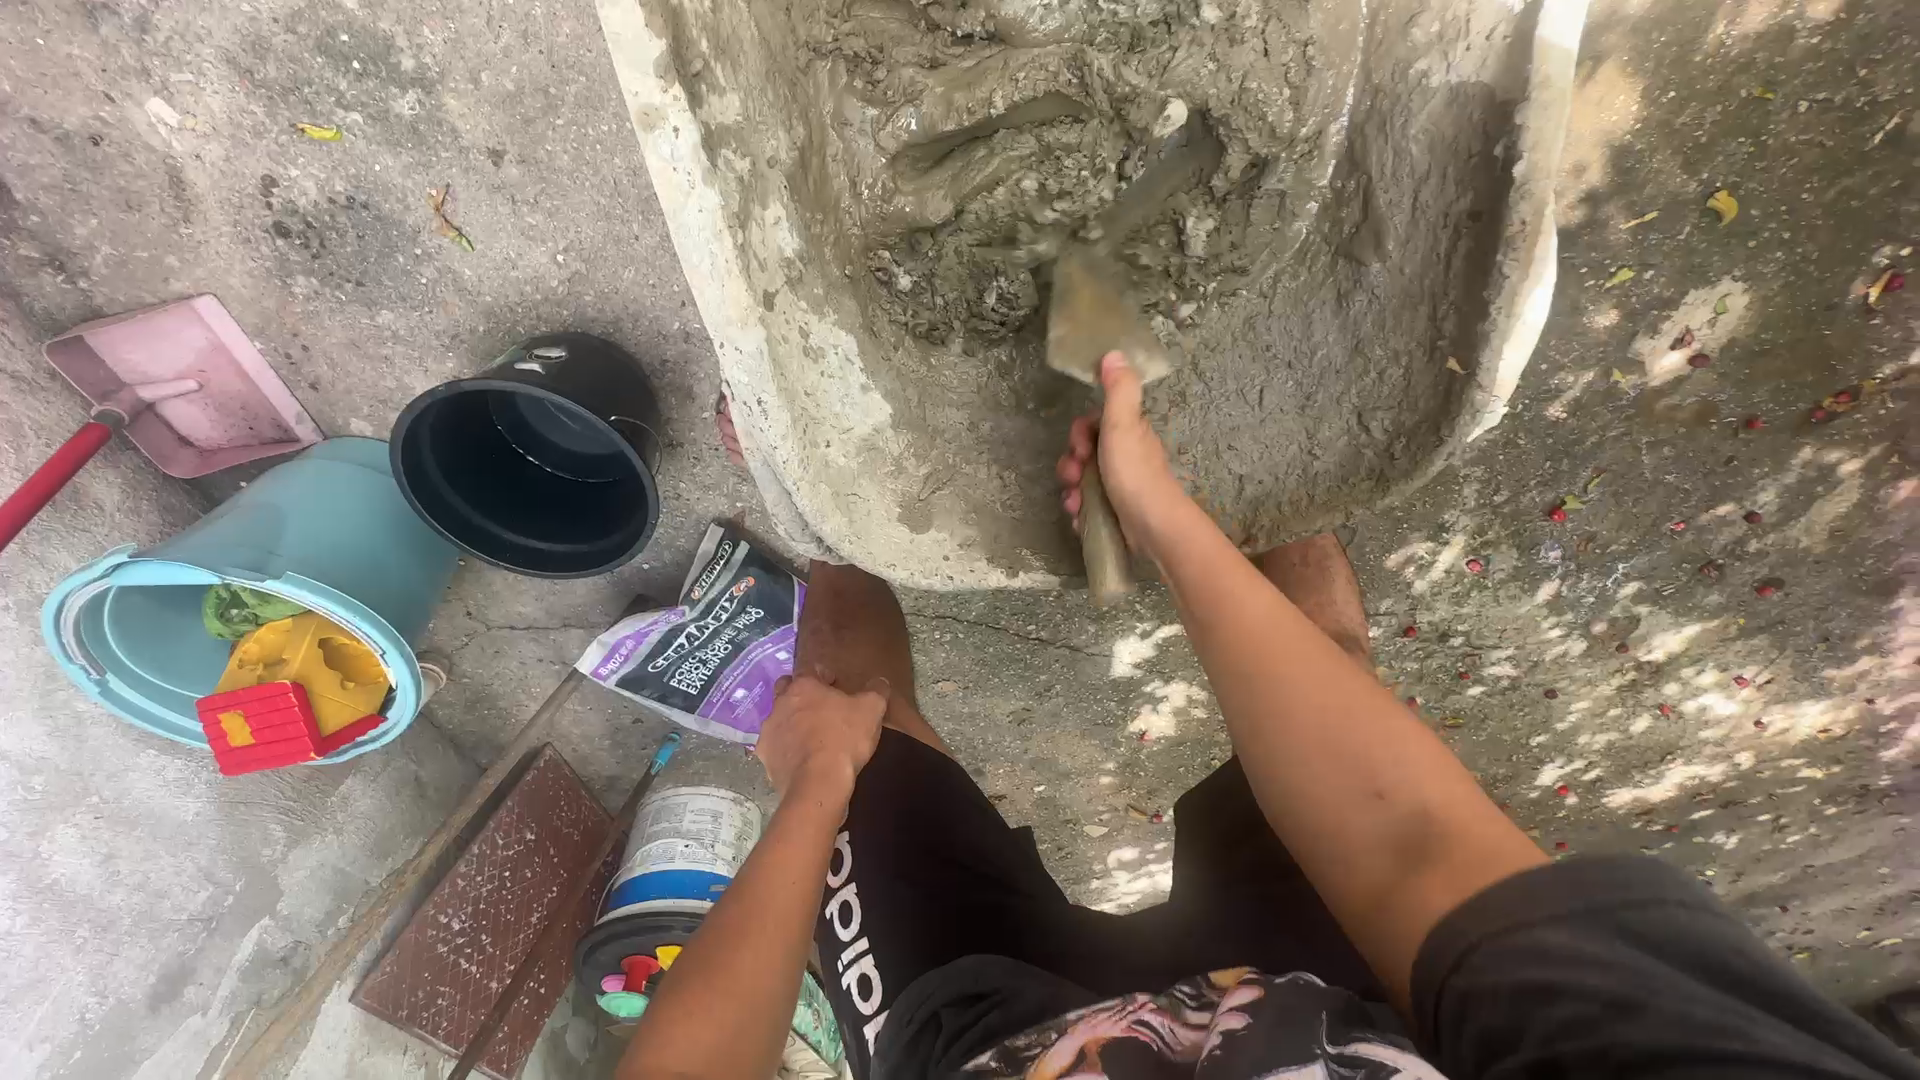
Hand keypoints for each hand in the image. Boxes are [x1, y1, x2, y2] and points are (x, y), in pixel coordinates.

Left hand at [754, 673, 886, 800]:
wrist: (817, 782)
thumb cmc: (844, 738)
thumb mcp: (871, 710)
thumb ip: (876, 691)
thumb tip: (880, 681)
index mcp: (803, 686)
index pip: (808, 668)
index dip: (822, 674)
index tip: (835, 684)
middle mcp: (780, 703)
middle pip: (786, 689)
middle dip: (801, 694)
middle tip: (821, 706)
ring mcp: (769, 731)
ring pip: (779, 718)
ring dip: (793, 721)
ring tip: (812, 735)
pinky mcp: (765, 757)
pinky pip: (776, 745)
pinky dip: (786, 747)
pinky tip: (801, 758)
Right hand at [1055, 351, 1188, 561]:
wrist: (1152, 527)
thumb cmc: (1135, 474)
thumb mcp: (1123, 425)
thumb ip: (1118, 390)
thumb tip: (1114, 353)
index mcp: (1127, 434)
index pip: (1092, 426)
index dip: (1078, 436)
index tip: (1080, 449)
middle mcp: (1124, 457)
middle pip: (1083, 455)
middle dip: (1071, 467)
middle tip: (1075, 478)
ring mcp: (1120, 486)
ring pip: (1082, 482)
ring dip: (1072, 492)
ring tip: (1076, 504)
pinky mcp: (1115, 512)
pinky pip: (1088, 506)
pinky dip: (1081, 512)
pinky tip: (1082, 519)